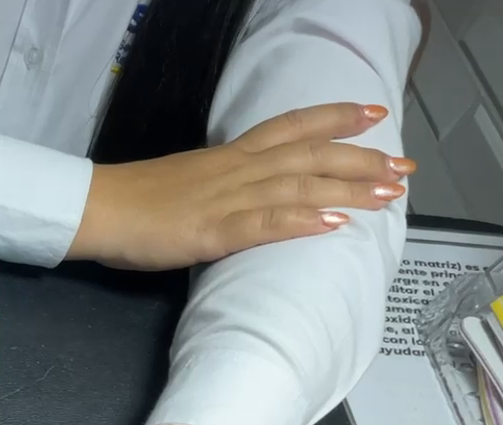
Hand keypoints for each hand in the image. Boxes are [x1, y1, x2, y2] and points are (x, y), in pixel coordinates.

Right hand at [70, 102, 410, 270]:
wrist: (99, 209)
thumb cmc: (132, 204)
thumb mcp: (183, 187)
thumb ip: (216, 192)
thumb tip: (235, 204)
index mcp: (227, 159)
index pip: (290, 130)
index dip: (335, 120)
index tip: (374, 116)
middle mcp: (236, 171)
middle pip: (309, 157)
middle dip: (360, 160)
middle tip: (403, 168)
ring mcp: (226, 199)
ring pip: (298, 186)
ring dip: (347, 188)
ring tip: (388, 194)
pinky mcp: (211, 230)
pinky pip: (263, 223)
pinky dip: (301, 222)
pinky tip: (333, 224)